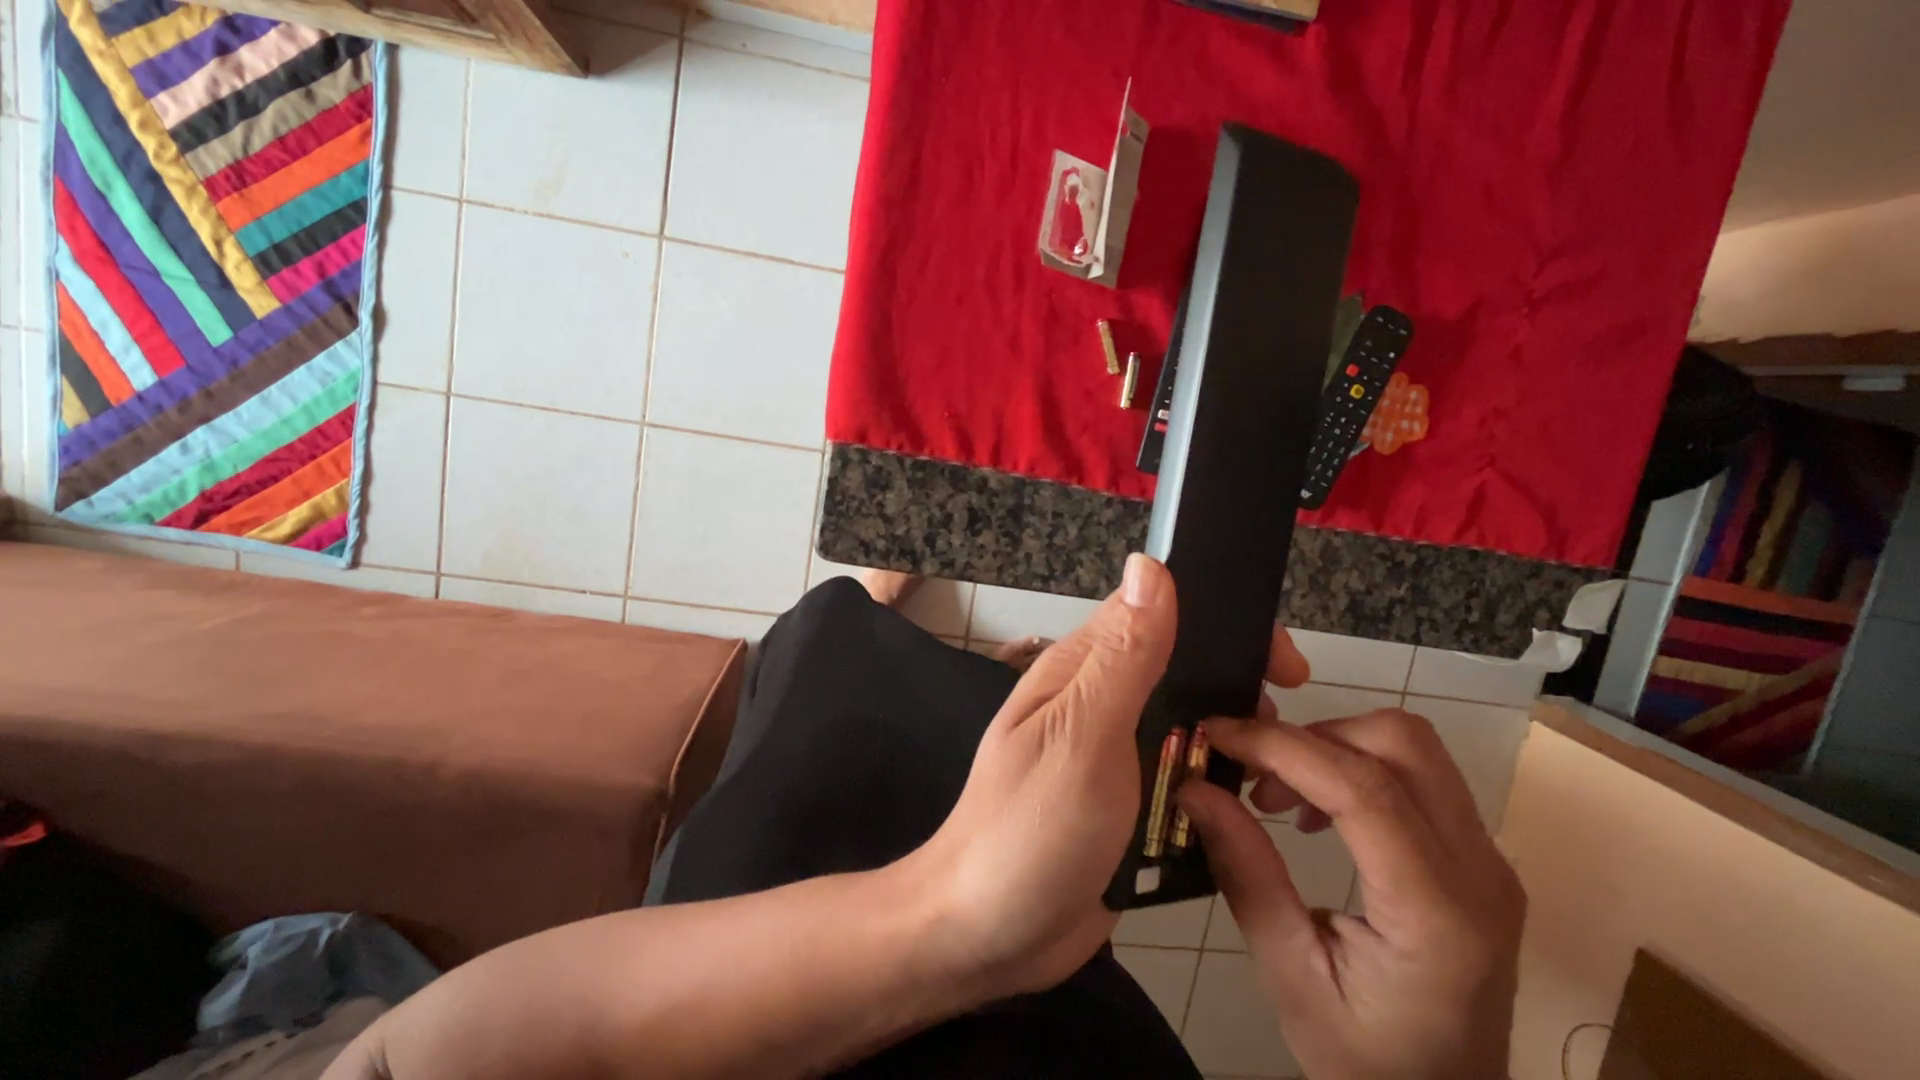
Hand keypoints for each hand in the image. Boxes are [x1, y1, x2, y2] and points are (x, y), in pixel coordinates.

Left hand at [904, 554, 1311, 999]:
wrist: (985, 937)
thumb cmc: (1029, 832)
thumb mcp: (1080, 737)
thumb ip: (1121, 657)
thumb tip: (1149, 565)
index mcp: (1081, 672)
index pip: (1157, 614)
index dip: (1222, 622)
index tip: (1281, 663)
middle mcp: (1099, 705)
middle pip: (1183, 672)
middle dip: (1236, 690)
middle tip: (1283, 727)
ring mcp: (1114, 759)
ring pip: (1189, 728)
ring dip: (1232, 742)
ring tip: (1270, 774)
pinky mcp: (1128, 808)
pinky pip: (1182, 781)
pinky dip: (1215, 787)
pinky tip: (1247, 808)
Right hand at [1178, 686, 1526, 1079]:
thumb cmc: (1361, 1060)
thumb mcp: (1289, 976)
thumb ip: (1246, 874)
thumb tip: (1194, 788)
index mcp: (1435, 915)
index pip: (1363, 789)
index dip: (1282, 747)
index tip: (1215, 734)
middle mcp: (1480, 873)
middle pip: (1403, 743)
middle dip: (1314, 735)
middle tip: (1254, 773)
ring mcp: (1491, 862)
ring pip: (1417, 748)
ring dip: (1337, 746)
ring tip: (1281, 795)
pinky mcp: (1483, 860)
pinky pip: (1422, 778)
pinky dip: (1360, 768)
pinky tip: (1319, 814)